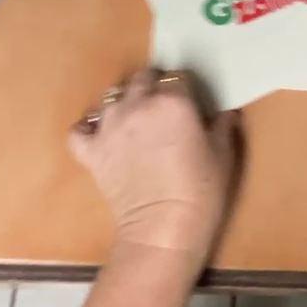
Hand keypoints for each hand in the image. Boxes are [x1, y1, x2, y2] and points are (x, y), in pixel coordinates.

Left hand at [69, 68, 240, 267]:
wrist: (163, 230)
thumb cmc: (201, 192)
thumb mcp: (223, 155)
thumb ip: (223, 126)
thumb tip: (226, 113)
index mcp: (173, 100)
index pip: (178, 77)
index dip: (185, 88)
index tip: (190, 103)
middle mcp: (138, 104)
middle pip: (142, 78)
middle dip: (153, 86)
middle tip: (163, 109)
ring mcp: (110, 126)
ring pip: (112, 97)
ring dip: (124, 104)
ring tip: (134, 123)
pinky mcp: (92, 151)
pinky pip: (79, 130)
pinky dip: (87, 131)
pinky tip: (99, 137)